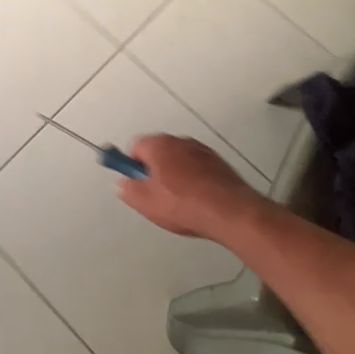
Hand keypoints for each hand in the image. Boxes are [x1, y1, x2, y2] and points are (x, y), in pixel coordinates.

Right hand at [119, 134, 262, 238]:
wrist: (230, 212)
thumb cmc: (182, 204)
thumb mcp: (145, 202)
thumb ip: (128, 189)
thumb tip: (124, 182)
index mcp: (158, 145)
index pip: (135, 146)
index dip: (132, 166)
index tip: (137, 184)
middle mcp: (180, 140)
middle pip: (158, 152)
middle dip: (155, 171)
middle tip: (157, 196)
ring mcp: (203, 150)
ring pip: (180, 160)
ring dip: (176, 175)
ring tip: (181, 202)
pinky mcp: (220, 163)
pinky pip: (198, 168)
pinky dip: (195, 179)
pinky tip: (199, 200)